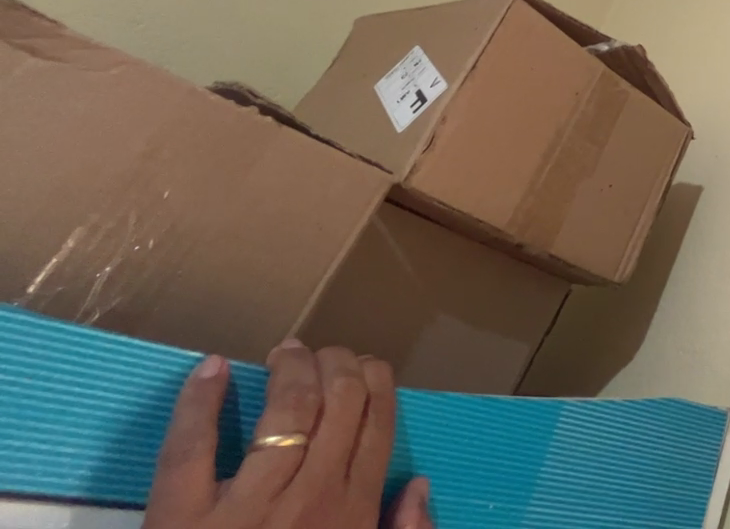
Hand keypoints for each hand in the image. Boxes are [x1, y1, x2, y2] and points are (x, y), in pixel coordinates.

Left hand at [145, 341, 433, 528]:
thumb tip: (418, 483)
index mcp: (353, 507)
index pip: (377, 420)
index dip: (376, 379)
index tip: (365, 364)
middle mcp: (310, 494)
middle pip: (339, 402)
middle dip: (339, 363)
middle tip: (327, 351)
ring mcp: (244, 505)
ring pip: (284, 411)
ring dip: (291, 368)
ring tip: (287, 351)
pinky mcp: (178, 519)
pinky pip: (189, 451)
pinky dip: (199, 403)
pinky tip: (212, 368)